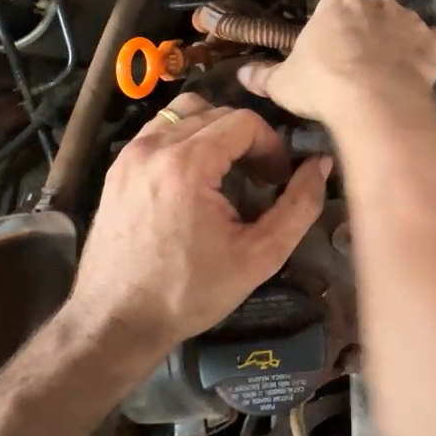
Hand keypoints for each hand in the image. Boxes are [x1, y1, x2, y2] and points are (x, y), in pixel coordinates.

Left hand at [69, 92, 330, 351]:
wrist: (114, 324)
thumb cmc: (189, 292)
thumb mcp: (260, 255)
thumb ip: (299, 206)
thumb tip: (321, 164)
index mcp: (187, 164)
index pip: (245, 121)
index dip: (271, 145)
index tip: (276, 179)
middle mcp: (154, 149)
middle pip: (217, 112)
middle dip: (247, 138)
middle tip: (259, 178)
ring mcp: (130, 156)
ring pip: (185, 112)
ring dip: (215, 130)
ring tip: (227, 168)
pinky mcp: (117, 169)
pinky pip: (160, 130)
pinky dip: (185, 138)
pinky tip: (196, 174)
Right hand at [238, 0, 435, 127]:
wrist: (374, 100)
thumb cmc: (322, 85)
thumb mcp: (282, 83)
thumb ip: (262, 75)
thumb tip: (241, 73)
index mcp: (337, 4)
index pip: (333, 8)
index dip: (333, 31)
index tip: (330, 53)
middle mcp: (375, 3)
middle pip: (370, 12)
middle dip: (366, 31)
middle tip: (358, 64)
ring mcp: (408, 19)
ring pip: (402, 24)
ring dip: (396, 41)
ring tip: (386, 71)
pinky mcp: (433, 41)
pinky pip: (429, 43)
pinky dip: (424, 54)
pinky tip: (414, 73)